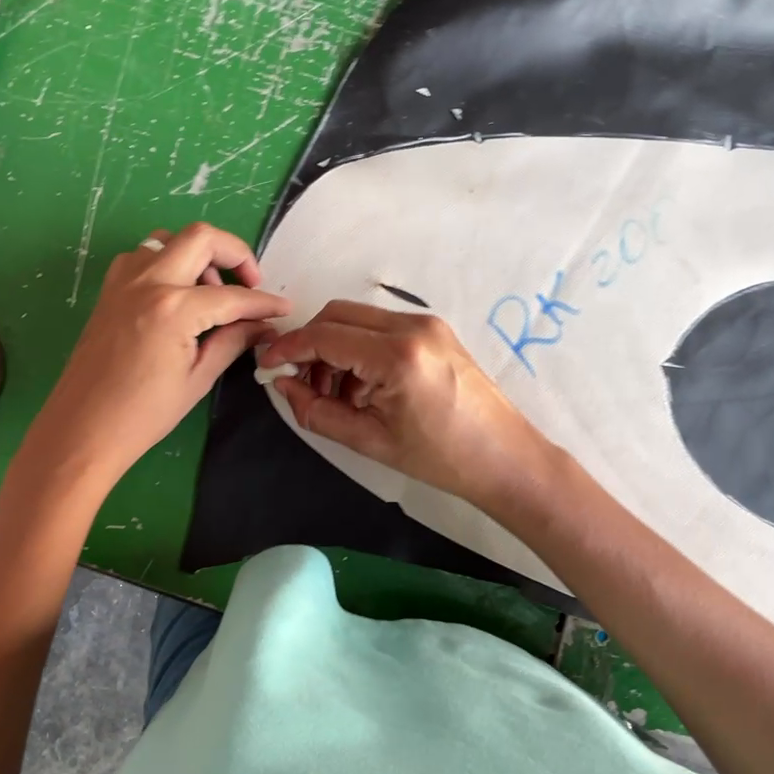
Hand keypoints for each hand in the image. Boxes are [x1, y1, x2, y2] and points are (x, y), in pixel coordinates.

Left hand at [25, 222, 288, 488]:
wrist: (82, 427)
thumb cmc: (143, 414)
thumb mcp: (198, 379)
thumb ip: (233, 342)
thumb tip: (263, 326)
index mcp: (174, 308)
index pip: (232, 295)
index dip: (263, 302)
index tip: (282, 310)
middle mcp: (148, 282)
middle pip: (201, 238)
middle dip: (235, 253)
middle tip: (249, 283)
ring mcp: (123, 281)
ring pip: (168, 239)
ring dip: (197, 255)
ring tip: (210, 292)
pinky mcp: (109, 289)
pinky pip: (144, 256)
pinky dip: (167, 263)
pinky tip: (176, 297)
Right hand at [258, 301, 550, 513]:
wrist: (506, 458)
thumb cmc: (440, 458)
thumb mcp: (369, 441)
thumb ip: (317, 411)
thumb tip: (283, 387)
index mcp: (396, 355)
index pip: (324, 335)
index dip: (288, 350)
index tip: (267, 367)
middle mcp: (411, 326)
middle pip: (337, 315)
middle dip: (310, 344)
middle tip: (300, 382)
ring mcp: (427, 323)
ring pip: (358, 318)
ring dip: (334, 346)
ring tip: (334, 393)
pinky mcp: (435, 330)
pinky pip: (380, 327)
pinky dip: (359, 348)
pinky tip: (361, 386)